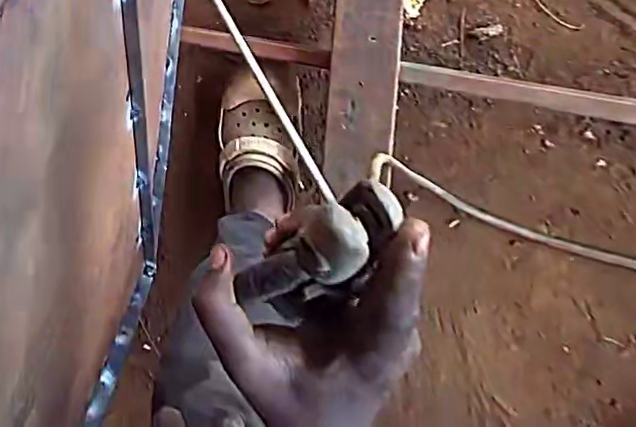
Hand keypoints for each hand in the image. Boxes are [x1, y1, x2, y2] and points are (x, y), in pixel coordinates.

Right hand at [190, 217, 429, 426]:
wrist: (314, 425)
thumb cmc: (288, 402)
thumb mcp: (245, 365)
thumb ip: (219, 313)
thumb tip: (220, 253)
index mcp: (371, 355)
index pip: (395, 309)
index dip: (406, 267)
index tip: (416, 230)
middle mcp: (389, 332)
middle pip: (378, 264)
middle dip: (335, 231)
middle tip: (284, 229)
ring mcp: (384, 314)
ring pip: (366, 252)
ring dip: (324, 232)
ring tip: (278, 237)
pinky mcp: (372, 301)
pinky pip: (356, 257)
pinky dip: (323, 241)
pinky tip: (287, 245)